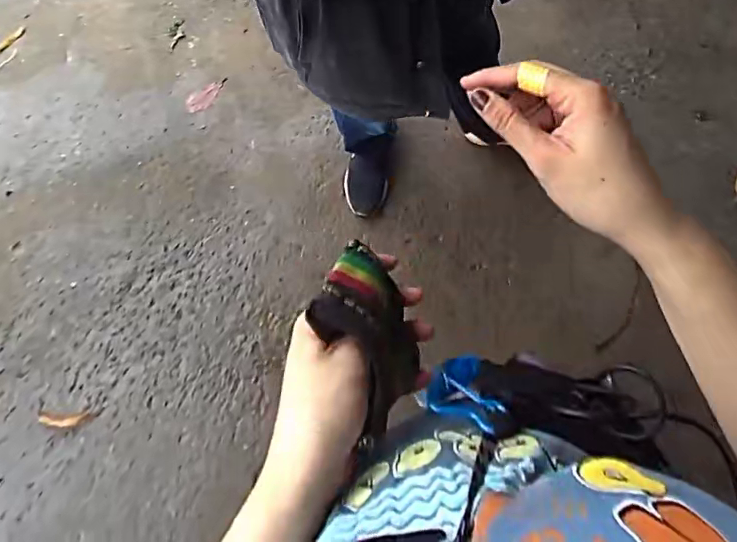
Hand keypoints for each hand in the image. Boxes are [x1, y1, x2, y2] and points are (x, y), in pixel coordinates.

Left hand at [261, 255, 431, 501]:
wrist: (310, 471)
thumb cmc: (323, 409)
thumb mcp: (347, 357)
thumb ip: (363, 324)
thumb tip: (375, 297)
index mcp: (317, 323)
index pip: (344, 285)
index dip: (369, 272)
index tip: (392, 264)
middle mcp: (326, 340)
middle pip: (364, 311)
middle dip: (393, 304)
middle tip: (417, 299)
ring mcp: (338, 367)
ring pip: (376, 340)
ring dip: (402, 335)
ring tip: (426, 335)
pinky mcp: (350, 393)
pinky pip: (379, 371)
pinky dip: (400, 369)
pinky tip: (421, 373)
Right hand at [460, 62, 673, 248]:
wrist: (643, 222)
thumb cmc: (603, 194)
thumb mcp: (544, 157)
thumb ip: (508, 122)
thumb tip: (481, 98)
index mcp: (584, 95)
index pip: (527, 72)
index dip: (492, 77)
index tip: (468, 84)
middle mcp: (593, 95)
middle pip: (536, 80)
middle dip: (504, 92)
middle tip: (476, 103)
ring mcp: (596, 108)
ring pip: (545, 97)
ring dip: (520, 109)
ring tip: (496, 128)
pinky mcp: (596, 123)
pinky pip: (557, 111)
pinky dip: (536, 121)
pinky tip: (520, 136)